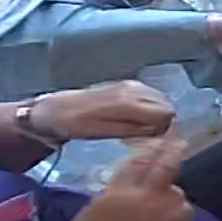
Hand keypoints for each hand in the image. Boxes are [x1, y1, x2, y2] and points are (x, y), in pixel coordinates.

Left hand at [32, 81, 174, 140]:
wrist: (54, 108)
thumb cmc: (75, 125)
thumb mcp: (102, 133)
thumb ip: (132, 131)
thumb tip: (158, 131)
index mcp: (128, 103)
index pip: (165, 114)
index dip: (164, 128)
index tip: (154, 137)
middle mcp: (135, 90)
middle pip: (167, 106)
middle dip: (163, 120)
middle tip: (149, 132)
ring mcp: (134, 84)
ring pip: (163, 99)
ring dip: (158, 112)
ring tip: (144, 124)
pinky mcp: (131, 83)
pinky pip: (154, 95)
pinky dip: (153, 105)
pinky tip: (139, 114)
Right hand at [60, 137, 192, 220]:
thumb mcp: (91, 214)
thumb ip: (115, 192)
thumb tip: (134, 178)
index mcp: (119, 193)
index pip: (140, 162)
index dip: (152, 149)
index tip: (161, 139)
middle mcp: (149, 195)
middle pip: (167, 166)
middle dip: (173, 152)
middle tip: (179, 143)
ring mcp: (170, 208)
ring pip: (175, 190)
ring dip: (168, 195)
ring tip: (152, 216)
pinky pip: (181, 208)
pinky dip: (174, 212)